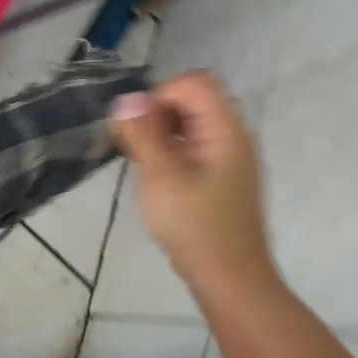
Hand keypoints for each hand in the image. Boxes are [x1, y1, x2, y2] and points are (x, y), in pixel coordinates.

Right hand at [110, 71, 275, 289]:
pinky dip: (167, 148)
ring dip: (157, 131)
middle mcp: (232, 136)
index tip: (135, 126)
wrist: (227, 273)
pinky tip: (152, 173)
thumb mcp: (161, 176)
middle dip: (155, 112)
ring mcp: (226, 156)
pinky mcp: (217, 174)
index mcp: (226, 131)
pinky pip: (190, 144)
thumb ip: (144, 134)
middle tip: (130, 144)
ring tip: (137, 160)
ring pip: (188, 122)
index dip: (159, 95)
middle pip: (192, 99)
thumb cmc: (194, 224)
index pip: (194, 84)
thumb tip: (126, 99)